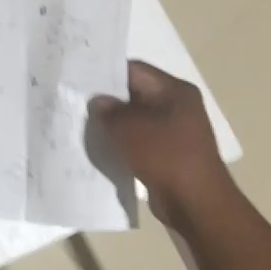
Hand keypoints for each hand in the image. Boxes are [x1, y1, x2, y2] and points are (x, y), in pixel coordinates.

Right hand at [89, 61, 234, 224]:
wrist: (194, 200)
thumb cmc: (165, 155)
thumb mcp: (129, 128)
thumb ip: (109, 110)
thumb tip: (98, 101)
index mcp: (174, 90)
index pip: (134, 69)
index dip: (106, 72)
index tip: (79, 81)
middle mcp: (177, 104)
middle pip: (135, 92)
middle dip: (107, 99)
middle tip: (76, 104)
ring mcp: (175, 128)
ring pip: (136, 117)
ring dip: (114, 123)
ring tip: (85, 126)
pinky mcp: (169, 150)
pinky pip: (140, 138)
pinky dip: (123, 140)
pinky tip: (103, 147)